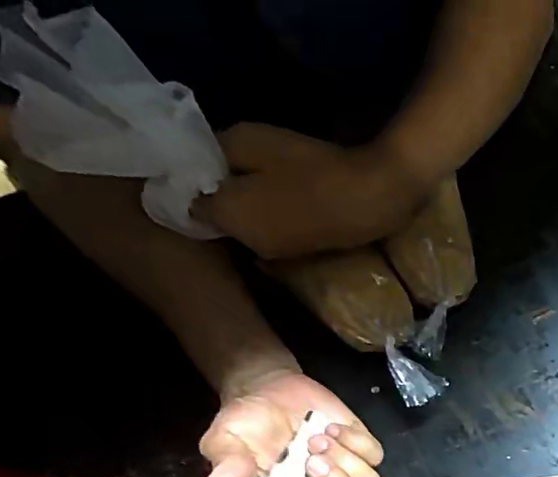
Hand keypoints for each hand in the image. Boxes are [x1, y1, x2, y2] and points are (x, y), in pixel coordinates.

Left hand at [197, 124, 429, 259]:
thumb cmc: (308, 166)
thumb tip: (205, 161)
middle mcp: (246, 245)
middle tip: (235, 165)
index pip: (188, 205)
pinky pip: (270, 234)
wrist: (369, 199)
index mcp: (228, 216)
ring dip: (249, 208)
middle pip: (221, 218)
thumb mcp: (251, 139)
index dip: (192, 183)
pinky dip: (271, 217)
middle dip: (222, 195)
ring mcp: (275, 255)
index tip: (201, 163)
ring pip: (247, 228)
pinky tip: (287, 197)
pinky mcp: (299, 256)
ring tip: (265, 180)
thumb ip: (218, 149)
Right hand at [198, 368, 384, 476]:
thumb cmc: (243, 424)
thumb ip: (227, 468)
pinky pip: (376, 455)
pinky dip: (357, 441)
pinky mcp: (361, 447)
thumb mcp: (224, 443)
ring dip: (347, 461)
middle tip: (311, 454)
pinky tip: (332, 427)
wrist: (266, 390)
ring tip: (316, 437)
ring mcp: (348, 471)